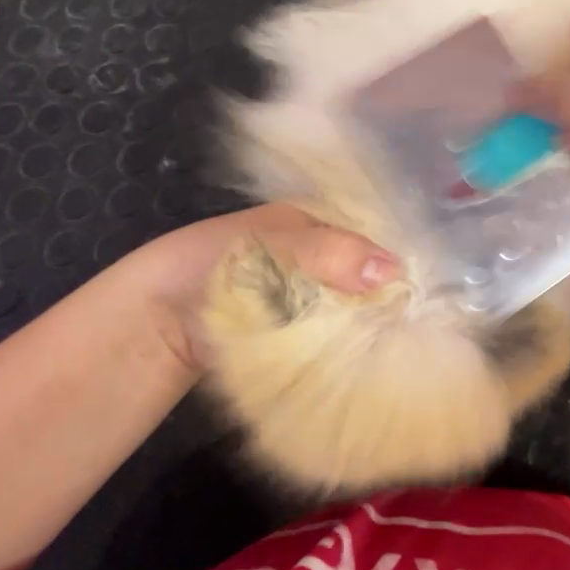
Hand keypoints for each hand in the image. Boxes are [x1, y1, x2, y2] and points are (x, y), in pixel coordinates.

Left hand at [122, 203, 399, 370]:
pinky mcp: (295, 332)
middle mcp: (313, 255)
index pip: (367, 230)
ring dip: (372, 317)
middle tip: (421, 311)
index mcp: (312, 220)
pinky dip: (351, 339)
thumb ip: (333, 252)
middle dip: (386, 288)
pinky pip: (334, 331)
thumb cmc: (208, 266)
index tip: (423, 275)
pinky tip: (377, 350)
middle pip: (363, 270)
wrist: (146, 325)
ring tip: (408, 333)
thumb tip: (394, 270)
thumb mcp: (274, 244)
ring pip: (352, 302)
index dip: (393, 249)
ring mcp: (304, 295)